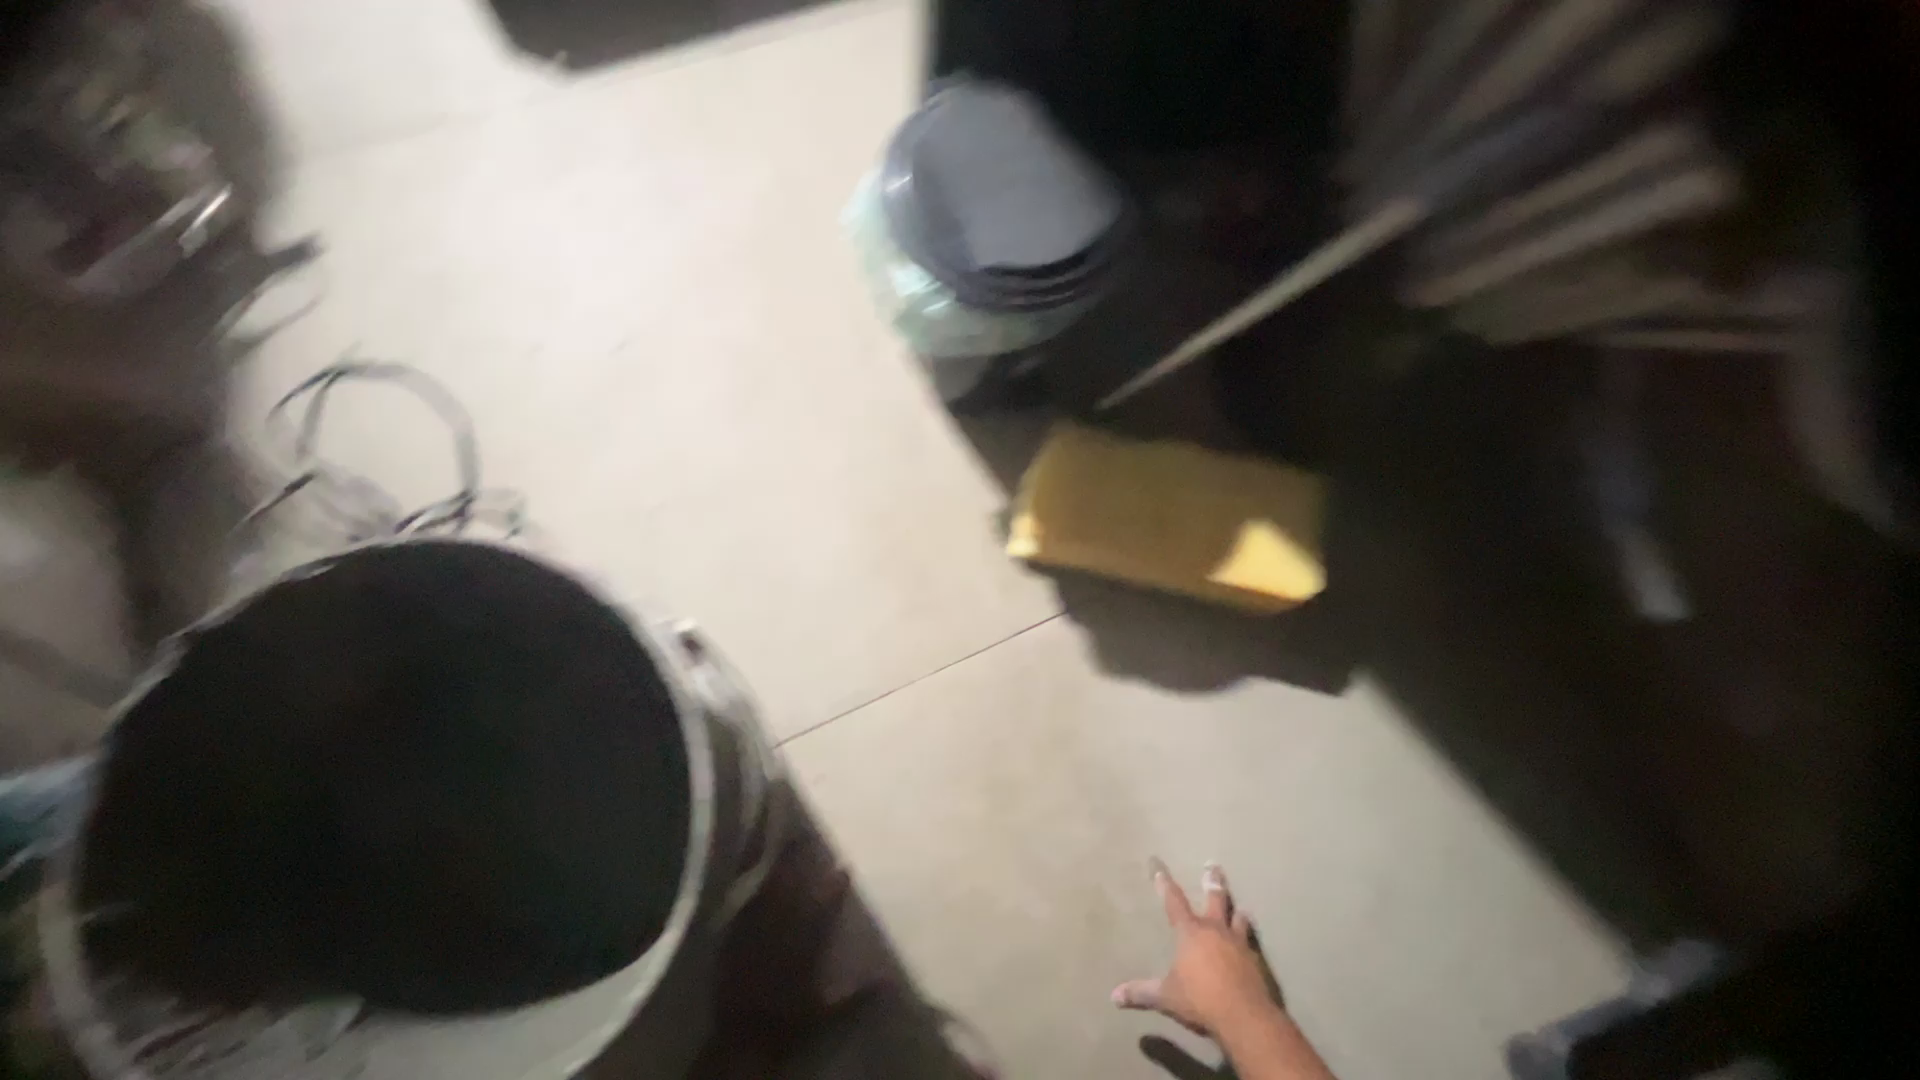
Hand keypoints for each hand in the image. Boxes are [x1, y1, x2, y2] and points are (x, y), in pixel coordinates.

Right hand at [1112, 858, 1280, 1037]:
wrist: (1244, 1017)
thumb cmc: (1200, 1000)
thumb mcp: (1166, 997)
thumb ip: (1141, 993)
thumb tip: (1114, 996)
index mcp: (1191, 932)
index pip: (1174, 901)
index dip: (1165, 883)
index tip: (1159, 866)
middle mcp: (1215, 930)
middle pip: (1215, 898)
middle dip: (1212, 881)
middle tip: (1213, 866)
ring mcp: (1238, 943)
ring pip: (1238, 917)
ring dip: (1237, 910)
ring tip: (1240, 907)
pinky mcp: (1256, 961)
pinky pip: (1252, 943)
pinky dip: (1250, 939)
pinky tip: (1252, 944)